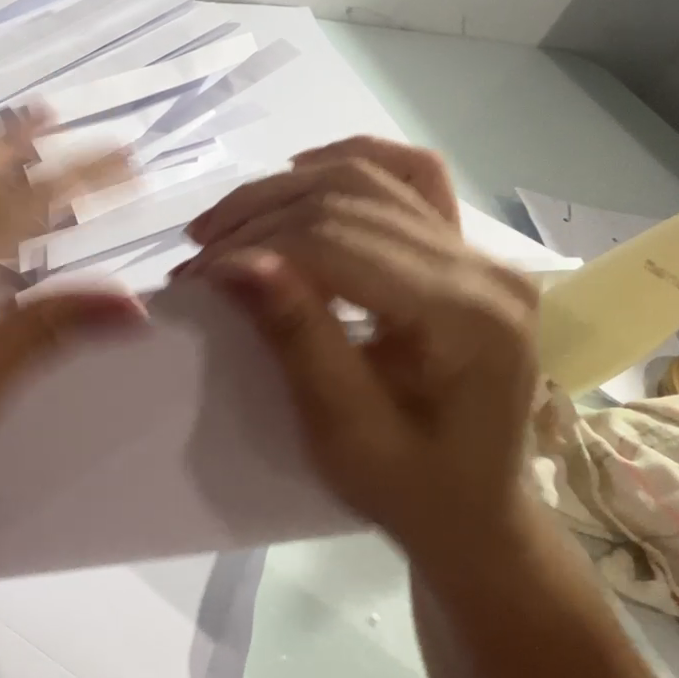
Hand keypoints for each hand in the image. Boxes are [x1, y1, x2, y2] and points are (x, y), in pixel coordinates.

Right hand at [180, 138, 539, 562]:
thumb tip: (237, 263)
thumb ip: (298, 338)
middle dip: (258, 218)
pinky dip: (347, 166)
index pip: (340, 243)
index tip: (194, 277)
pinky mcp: (462, 251)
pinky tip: (299, 175)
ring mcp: (478, 252)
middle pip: (349, 200)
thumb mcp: (344, 430)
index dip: (257, 248)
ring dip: (283, 190)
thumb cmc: (410, 489)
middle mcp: (484, 266)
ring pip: (367, 178)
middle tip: (196, 257)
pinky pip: (407, 178)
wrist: (474, 512)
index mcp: (468, 316)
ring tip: (223, 224)